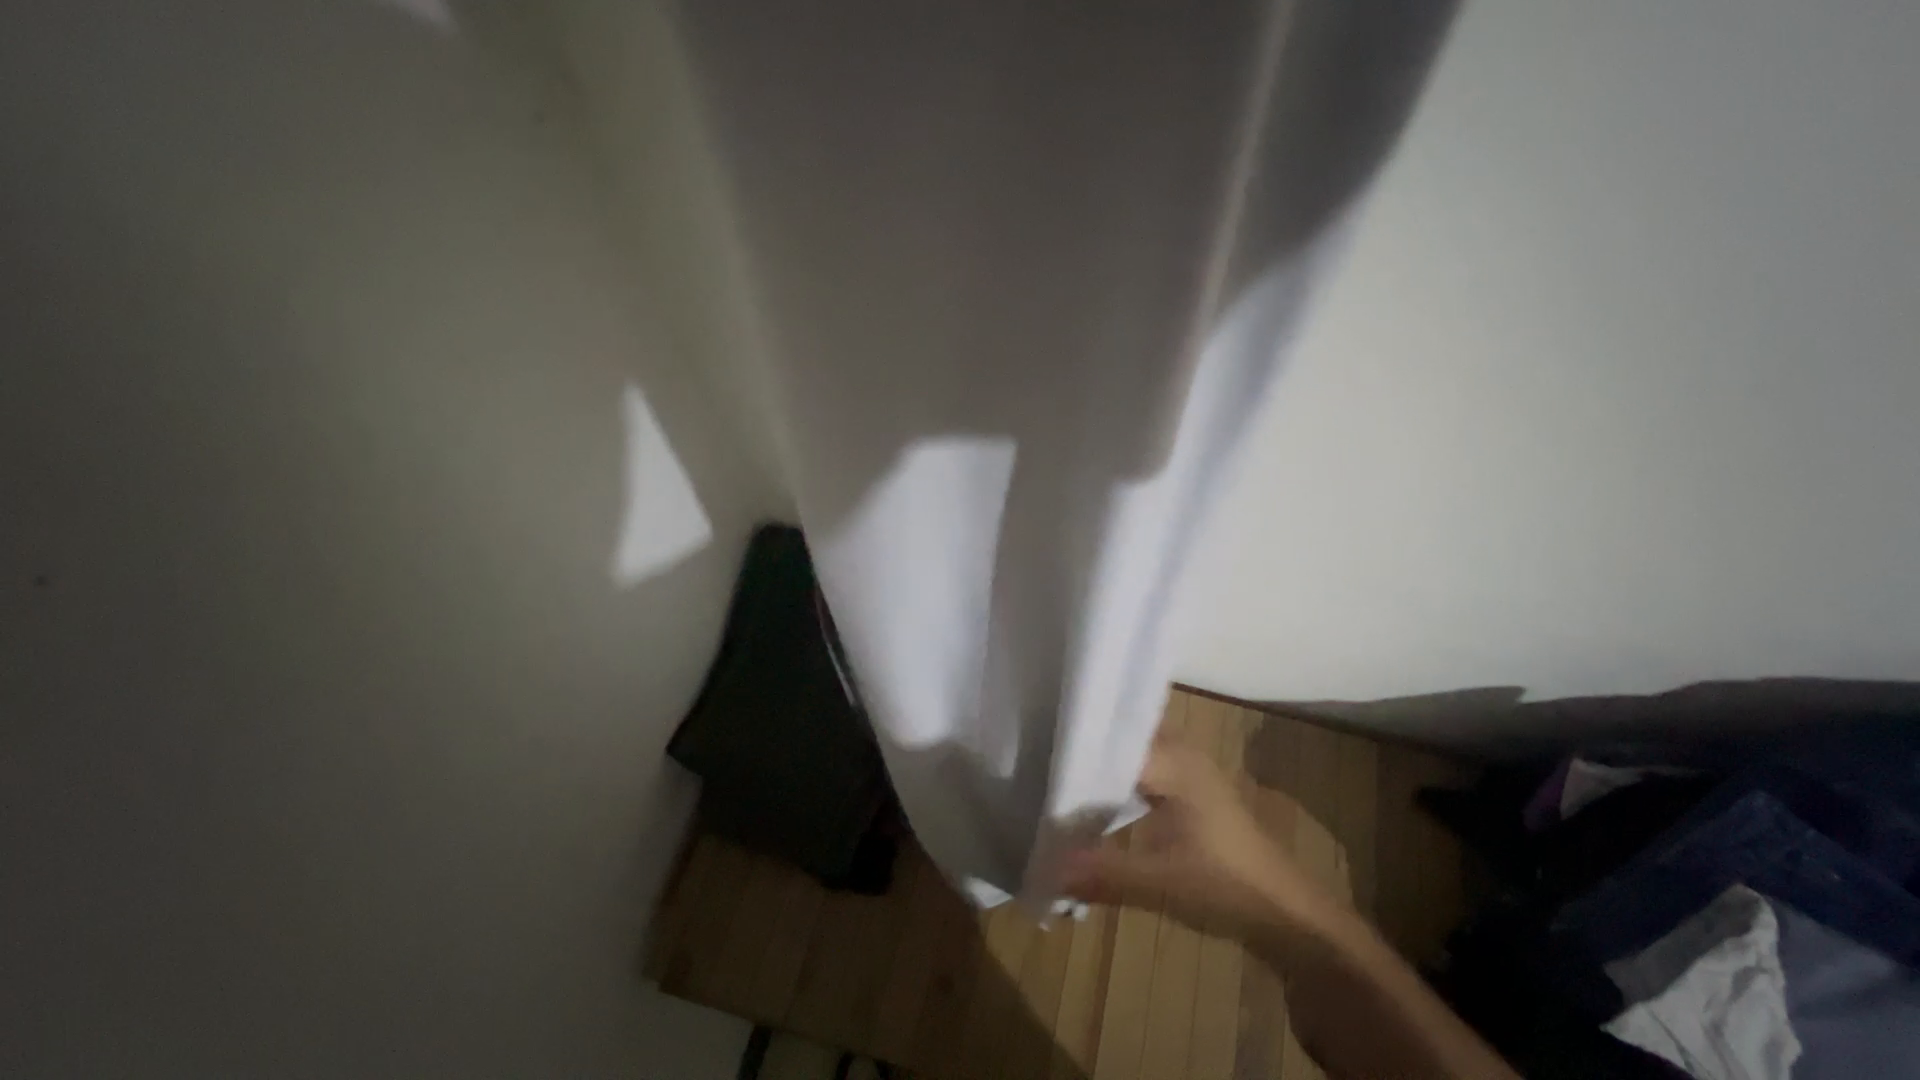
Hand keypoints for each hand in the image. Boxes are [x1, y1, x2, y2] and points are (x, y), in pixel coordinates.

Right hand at [1060, 738, 1325, 937]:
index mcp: (1174, 761)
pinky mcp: (1191, 793)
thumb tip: (1045, 869)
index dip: (1074, 743)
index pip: (1113, 736)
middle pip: (1122, 736)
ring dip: (1100, 762)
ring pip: (1133, 752)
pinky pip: (1144, 769)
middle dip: (1084, 746)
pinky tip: (1090, 797)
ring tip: (1054, 770)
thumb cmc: (1228, 886)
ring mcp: (1190, 772)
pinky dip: (1117, 778)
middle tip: (1037, 751)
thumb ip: (1102, 872)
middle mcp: (1182, 754)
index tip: (1034, 746)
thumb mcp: (1160, 883)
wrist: (1287, 914)